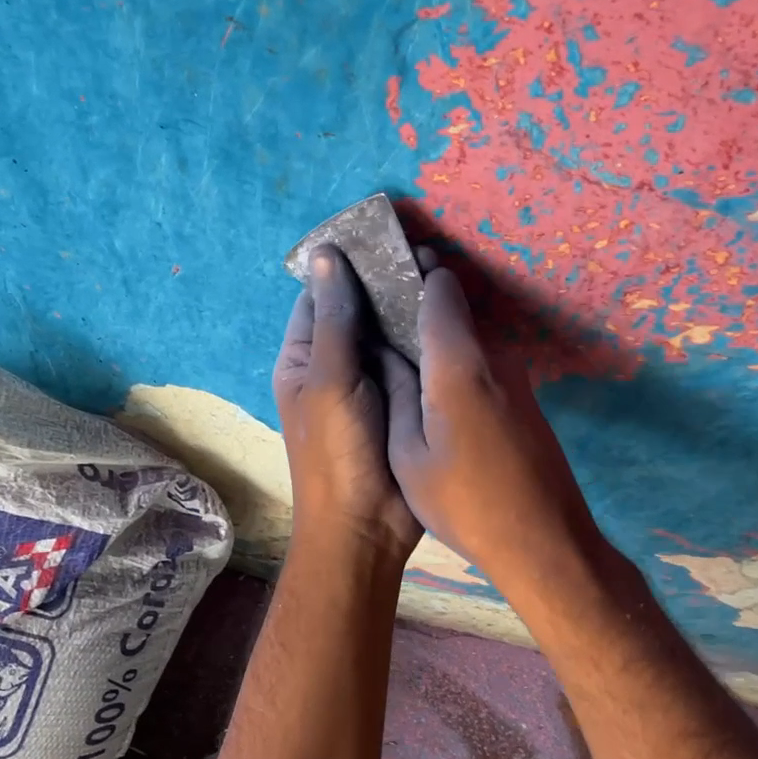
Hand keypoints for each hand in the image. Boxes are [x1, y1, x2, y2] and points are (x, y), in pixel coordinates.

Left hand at [273, 245, 422, 558]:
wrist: (365, 525)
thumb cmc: (335, 452)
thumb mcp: (329, 380)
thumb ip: (334, 319)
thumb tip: (326, 255)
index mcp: (303, 359)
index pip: (319, 297)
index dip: (345, 265)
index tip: (382, 233)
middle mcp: (335, 365)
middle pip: (358, 311)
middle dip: (385, 283)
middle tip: (426, 245)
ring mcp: (371, 384)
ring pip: (390, 333)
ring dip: (410, 307)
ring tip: (444, 266)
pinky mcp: (404, 401)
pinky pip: (415, 359)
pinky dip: (429, 337)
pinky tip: (454, 310)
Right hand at [377, 267, 605, 581]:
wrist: (543, 540)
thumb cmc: (465, 502)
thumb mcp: (408, 455)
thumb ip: (396, 395)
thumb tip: (384, 352)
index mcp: (458, 365)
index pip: (438, 290)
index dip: (410, 269)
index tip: (378, 263)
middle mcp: (492, 357)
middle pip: (454, 306)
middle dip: (415, 296)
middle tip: (372, 302)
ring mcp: (514, 377)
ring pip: (466, 334)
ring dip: (432, 330)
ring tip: (389, 341)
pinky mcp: (522, 398)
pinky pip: (478, 360)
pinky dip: (450, 358)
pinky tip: (424, 382)